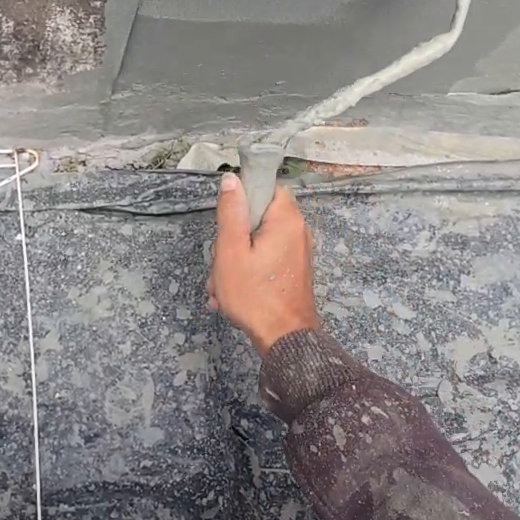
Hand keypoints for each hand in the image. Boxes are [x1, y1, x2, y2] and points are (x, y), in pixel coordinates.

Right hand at [208, 174, 319, 354]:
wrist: (284, 339)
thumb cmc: (254, 295)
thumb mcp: (231, 251)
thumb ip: (231, 213)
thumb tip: (232, 180)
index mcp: (286, 220)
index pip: (267, 188)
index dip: (244, 199)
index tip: (228, 220)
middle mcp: (298, 231)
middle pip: (259, 217)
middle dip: (233, 237)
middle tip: (221, 260)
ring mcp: (297, 252)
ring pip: (258, 241)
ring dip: (235, 259)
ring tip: (222, 284)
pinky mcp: (293, 270)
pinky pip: (266, 259)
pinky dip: (248, 270)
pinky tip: (232, 292)